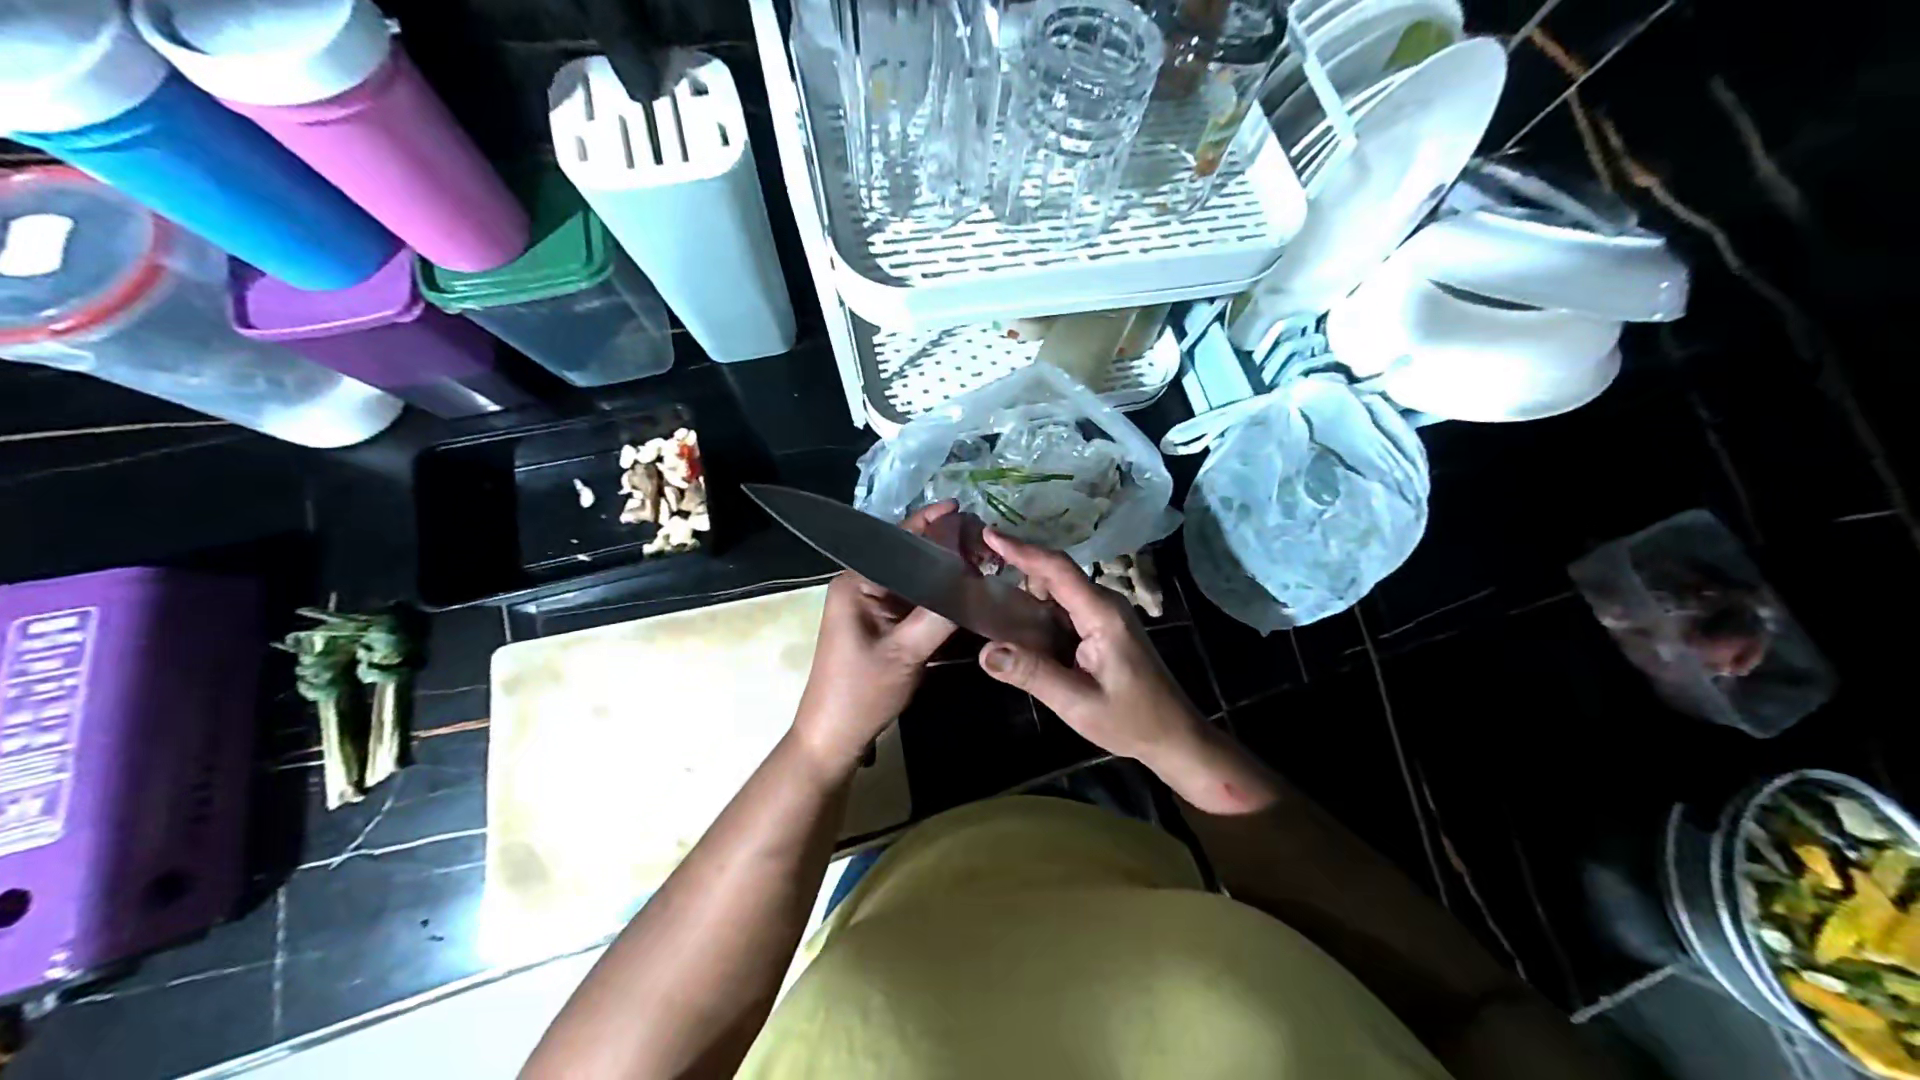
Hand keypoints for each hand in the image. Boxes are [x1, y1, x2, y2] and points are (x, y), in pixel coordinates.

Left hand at [791, 503, 958, 773]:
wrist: (834, 737)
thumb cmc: (861, 693)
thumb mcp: (904, 652)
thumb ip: (939, 614)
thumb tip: (974, 578)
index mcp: (857, 581)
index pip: (898, 540)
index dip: (932, 523)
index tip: (964, 510)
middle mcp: (863, 585)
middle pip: (909, 555)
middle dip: (945, 546)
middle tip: (986, 542)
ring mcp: (872, 605)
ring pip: (915, 578)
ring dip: (945, 571)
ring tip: (984, 562)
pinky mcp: (883, 624)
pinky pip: (915, 600)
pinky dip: (939, 596)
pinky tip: (966, 594)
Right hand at [975, 529, 1205, 767]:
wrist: (1174, 736)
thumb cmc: (1131, 720)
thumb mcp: (1077, 703)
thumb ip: (1032, 674)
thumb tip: (986, 651)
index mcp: (1101, 614)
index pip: (1057, 569)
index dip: (1021, 549)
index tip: (988, 534)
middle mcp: (1104, 605)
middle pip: (1053, 575)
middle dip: (1016, 566)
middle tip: (975, 566)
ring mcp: (1105, 615)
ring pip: (1057, 592)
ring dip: (1025, 592)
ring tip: (984, 592)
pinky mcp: (1101, 629)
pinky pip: (1063, 610)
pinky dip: (1037, 612)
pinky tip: (1013, 623)